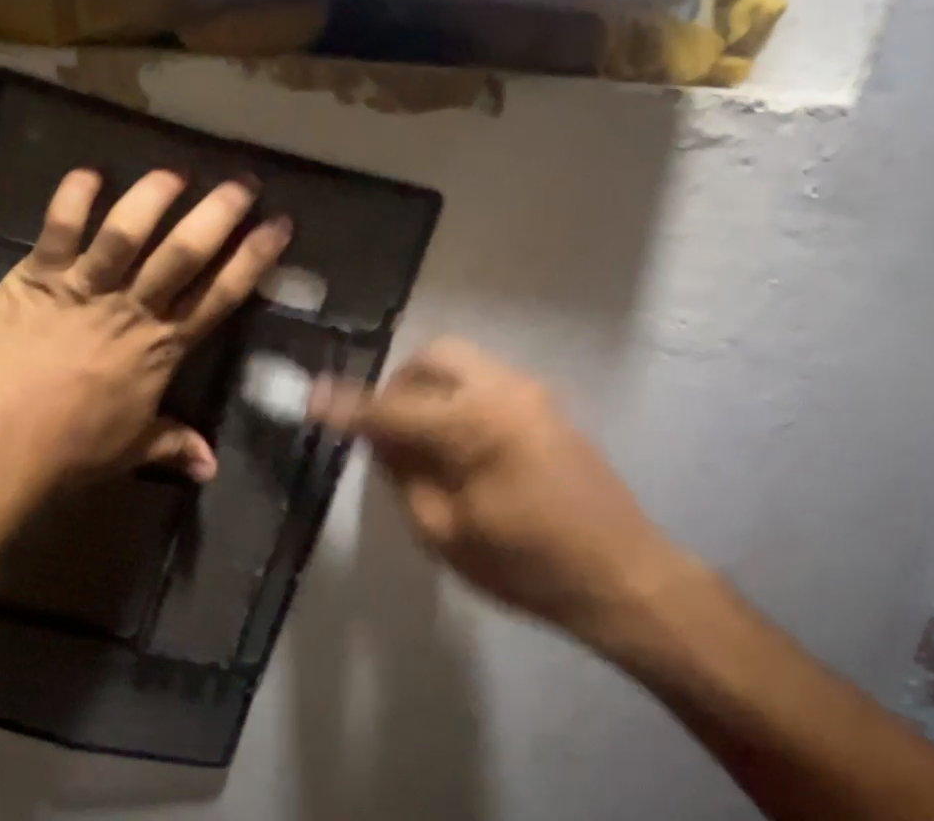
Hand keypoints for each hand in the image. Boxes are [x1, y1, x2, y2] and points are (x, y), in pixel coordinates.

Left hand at [0, 169, 290, 486]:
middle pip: (185, 254)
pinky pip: (60, 229)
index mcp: (162, 348)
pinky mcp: (39, 278)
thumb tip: (212, 467)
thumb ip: (174, 444)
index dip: (253, 259)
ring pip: (126, 232)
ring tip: (174, 173)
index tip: (278, 226)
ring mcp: (85, 289)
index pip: (220, 295)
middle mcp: (132, 309)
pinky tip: (89, 172)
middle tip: (243, 183)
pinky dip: (73, 197)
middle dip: (219, 214)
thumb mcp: (131, 449)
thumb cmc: (69, 450)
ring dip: (153, 197)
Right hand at [312, 337, 693, 645]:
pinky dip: (458, 397)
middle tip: (384, 427)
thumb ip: (404, 475)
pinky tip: (458, 443)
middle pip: (433, 358)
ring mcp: (531, 394)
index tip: (311, 398)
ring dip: (429, 388)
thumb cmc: (527, 565)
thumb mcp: (446, 533)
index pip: (391, 407)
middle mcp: (502, 392)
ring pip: (461, 364)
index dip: (346, 405)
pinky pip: (486, 381)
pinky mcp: (548, 405)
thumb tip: (380, 439)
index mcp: (472, 425)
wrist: (623, 575)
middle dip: (398, 384)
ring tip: (420, 438)